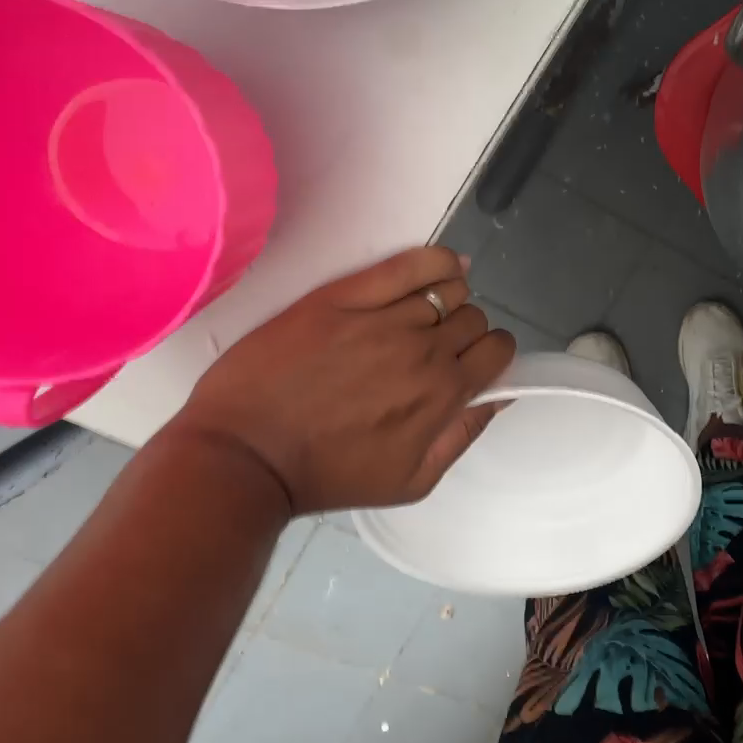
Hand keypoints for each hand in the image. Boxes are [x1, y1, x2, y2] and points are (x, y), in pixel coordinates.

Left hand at [169, 246, 515, 514]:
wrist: (242, 457)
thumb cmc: (327, 476)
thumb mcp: (412, 482)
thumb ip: (463, 436)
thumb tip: (499, 397)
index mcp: (445, 392)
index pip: (499, 348)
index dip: (489, 355)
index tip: (467, 364)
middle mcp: (425, 349)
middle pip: (474, 317)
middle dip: (463, 331)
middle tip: (431, 349)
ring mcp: (385, 318)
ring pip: (448, 289)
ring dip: (444, 301)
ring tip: (417, 317)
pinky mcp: (345, 297)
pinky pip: (412, 263)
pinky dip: (436, 261)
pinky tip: (439, 268)